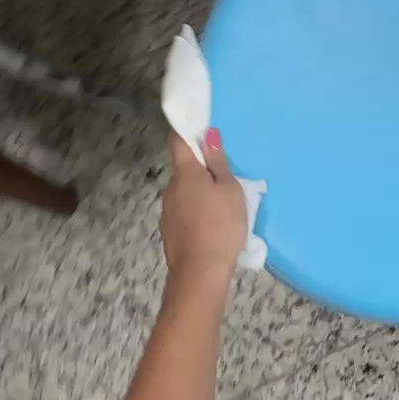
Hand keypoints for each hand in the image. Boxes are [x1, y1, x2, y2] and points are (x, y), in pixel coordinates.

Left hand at [161, 129, 248, 285]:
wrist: (200, 272)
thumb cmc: (220, 224)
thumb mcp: (230, 190)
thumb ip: (219, 164)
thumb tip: (208, 136)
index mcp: (185, 173)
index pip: (178, 141)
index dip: (186, 131)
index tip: (199, 127)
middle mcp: (171, 189)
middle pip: (184, 171)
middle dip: (201, 171)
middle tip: (226, 179)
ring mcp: (168, 212)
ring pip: (185, 194)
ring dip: (200, 195)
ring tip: (224, 208)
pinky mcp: (171, 233)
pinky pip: (186, 214)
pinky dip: (198, 214)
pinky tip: (213, 227)